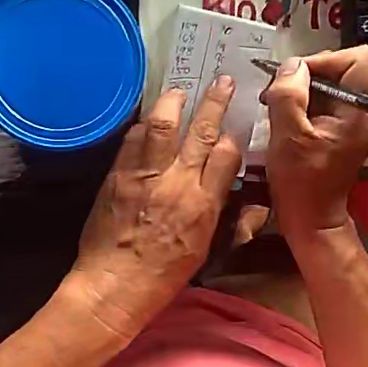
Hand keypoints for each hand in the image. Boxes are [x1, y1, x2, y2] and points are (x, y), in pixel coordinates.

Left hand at [63, 77, 242, 339]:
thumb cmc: (164, 277)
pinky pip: (133, 140)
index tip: (234, 127)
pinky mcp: (118, 175)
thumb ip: (227, 222)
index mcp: (204, 203)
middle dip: (215, 102)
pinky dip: (143, 126)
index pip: (226, 155)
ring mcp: (145, 174)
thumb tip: (252, 207)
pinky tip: (148, 121)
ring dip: (174, 102)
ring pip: (164, 125)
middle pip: (201, 131)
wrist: (115, 284)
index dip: (233, 136)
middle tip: (222, 82)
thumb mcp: (205, 251)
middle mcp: (178, 181)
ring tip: (181, 90)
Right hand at [262, 48, 367, 239]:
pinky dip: (303, 104)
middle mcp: (365, 112)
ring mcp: (353, 121)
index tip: (295, 78)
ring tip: (277, 106)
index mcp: (362, 111)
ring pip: (330, 85)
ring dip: (301, 90)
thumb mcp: (288, 136)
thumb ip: (288, 95)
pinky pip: (323, 102)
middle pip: (342, 68)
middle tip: (278, 92)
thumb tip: (291, 66)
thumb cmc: (301, 182)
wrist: (310, 219)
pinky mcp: (340, 130)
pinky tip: (283, 117)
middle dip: (307, 75)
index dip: (324, 60)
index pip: (357, 59)